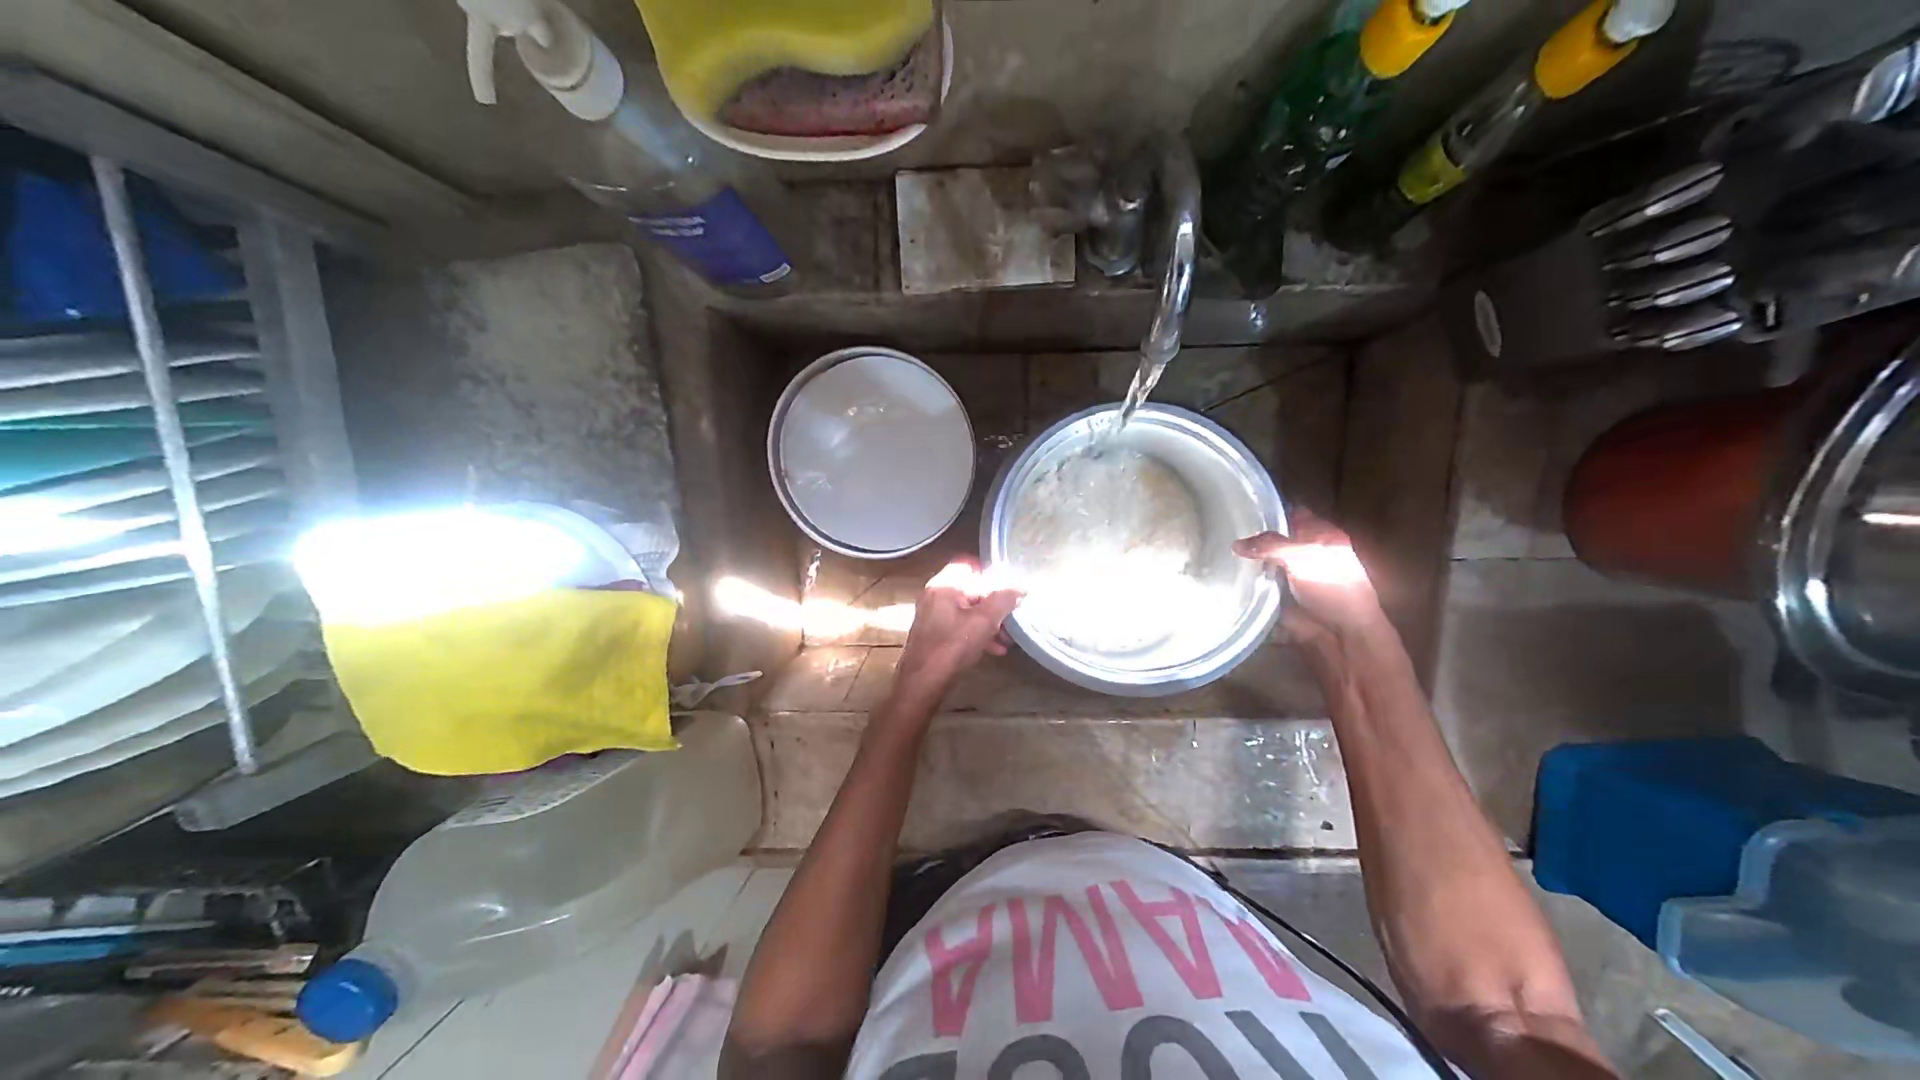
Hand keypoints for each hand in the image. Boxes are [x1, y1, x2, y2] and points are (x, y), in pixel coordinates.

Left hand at [895, 560, 1022, 694]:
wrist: (924, 682)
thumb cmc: (953, 645)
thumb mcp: (985, 621)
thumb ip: (1004, 599)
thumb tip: (1020, 587)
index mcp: (944, 586)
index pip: (968, 565)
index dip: (990, 573)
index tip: (1008, 586)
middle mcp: (935, 596)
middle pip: (970, 590)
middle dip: (994, 604)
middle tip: (1012, 615)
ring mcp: (932, 616)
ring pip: (966, 611)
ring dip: (989, 622)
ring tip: (1008, 637)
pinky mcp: (933, 635)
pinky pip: (959, 626)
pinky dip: (977, 633)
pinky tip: (995, 649)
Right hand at [1233, 513, 1385, 644]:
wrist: (1340, 636)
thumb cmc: (1334, 589)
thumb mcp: (1305, 556)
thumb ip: (1270, 545)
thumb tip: (1235, 544)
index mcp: (1321, 536)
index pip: (1292, 513)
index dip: (1270, 510)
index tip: (1240, 508)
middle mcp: (1305, 552)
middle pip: (1272, 538)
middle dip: (1251, 537)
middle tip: (1220, 530)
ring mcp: (1290, 575)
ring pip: (1261, 561)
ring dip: (1245, 561)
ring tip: (1215, 552)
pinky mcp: (1277, 597)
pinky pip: (1255, 584)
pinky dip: (1243, 582)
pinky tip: (1223, 575)